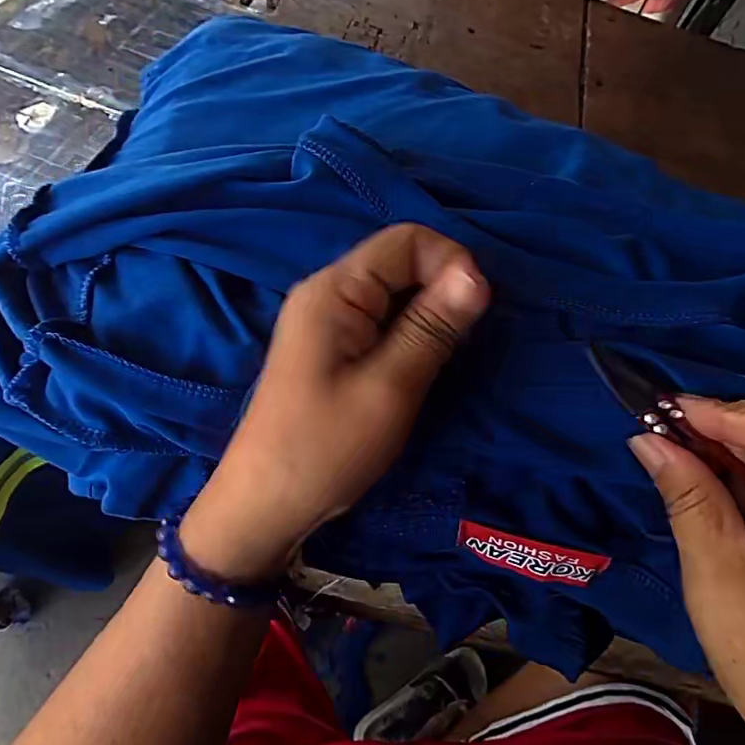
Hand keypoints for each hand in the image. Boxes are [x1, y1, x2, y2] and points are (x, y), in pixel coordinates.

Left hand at [181, 224, 489, 582]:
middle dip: (441, 291)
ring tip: (440, 360)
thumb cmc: (326, 448)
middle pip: (399, 262)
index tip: (477, 311)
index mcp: (334, 290)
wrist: (267, 504)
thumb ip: (432, 326)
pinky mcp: (329, 347)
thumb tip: (476, 273)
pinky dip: (408, 335)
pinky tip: (417, 367)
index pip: (406, 240)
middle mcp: (325, 292)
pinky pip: (379, 321)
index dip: (451, 263)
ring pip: (393, 294)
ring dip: (427, 317)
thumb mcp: (390, 387)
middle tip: (462, 343)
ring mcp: (324, 321)